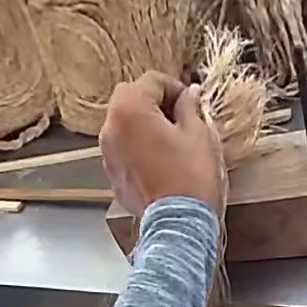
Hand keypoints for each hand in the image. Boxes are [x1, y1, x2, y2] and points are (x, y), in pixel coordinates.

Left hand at [100, 71, 222, 214]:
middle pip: (132, 99)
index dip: (176, 88)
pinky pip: (125, 152)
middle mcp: (110, 127)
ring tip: (171, 145)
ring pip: (125, 126)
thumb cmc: (190, 179)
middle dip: (155, 105)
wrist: (179, 225)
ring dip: (145, 127)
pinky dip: (139, 151)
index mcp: (129, 108)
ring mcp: (108, 154)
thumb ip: (189, 107)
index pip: (152, 81)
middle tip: (181, 121)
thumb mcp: (198, 135)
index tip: (191, 102)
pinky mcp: (113, 177)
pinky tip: (161, 165)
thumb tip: (189, 95)